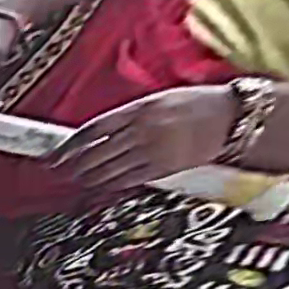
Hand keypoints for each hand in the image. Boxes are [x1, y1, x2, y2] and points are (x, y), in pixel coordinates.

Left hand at [48, 86, 236, 193]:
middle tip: (61, 173)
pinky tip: (99, 185)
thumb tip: (85, 139)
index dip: (65, 148)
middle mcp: (143, 130)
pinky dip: (103, 186)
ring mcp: (151, 151)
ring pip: (99, 173)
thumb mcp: (159, 101)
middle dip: (70, 168)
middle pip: (89, 157)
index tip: (50, 159)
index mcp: (141, 109)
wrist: (238, 117)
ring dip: (84, 180)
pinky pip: (118, 183)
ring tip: (80, 179)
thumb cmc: (195, 107)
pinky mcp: (159, 168)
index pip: (90, 131)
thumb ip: (123, 118)